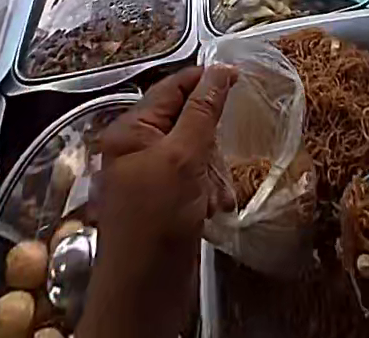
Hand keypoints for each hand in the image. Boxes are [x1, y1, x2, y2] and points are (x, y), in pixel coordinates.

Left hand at [78, 65, 236, 337]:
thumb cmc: (157, 222)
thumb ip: (203, 109)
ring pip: (193, 149)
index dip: (204, 79)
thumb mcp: (183, 157)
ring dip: (212, 168)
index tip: (239, 76)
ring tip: (218, 193)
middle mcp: (136, 147)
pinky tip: (214, 208)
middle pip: (185, 118)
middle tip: (221, 154)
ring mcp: (148, 174)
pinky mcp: (163, 199)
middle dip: (209, 137)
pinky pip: (192, 176)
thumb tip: (221, 69)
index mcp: (130, 130)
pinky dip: (207, 188)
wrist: (142, 299)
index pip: (172, 87)